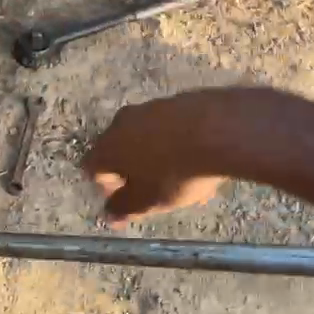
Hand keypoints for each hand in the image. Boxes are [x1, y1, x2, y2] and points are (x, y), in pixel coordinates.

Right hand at [81, 92, 233, 225]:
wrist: (221, 130)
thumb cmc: (175, 172)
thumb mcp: (148, 201)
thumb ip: (124, 208)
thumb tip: (109, 215)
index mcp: (107, 147)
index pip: (92, 168)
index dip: (107, 187)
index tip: (128, 200)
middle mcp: (122, 122)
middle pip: (119, 149)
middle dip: (134, 170)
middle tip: (156, 190)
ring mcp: (151, 106)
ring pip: (146, 135)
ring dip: (157, 154)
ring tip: (183, 174)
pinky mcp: (179, 98)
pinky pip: (171, 125)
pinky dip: (178, 140)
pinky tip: (200, 155)